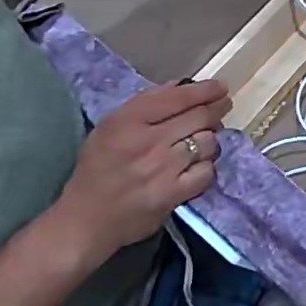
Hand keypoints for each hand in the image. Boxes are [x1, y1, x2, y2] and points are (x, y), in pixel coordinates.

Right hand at [41, 80, 230, 264]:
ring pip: (208, 141)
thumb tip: (186, 84)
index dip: (206, 90)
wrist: (83, 222)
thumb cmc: (99, 169)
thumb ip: (148, 103)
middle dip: (217, 109)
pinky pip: (207, 170)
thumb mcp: (111, 128)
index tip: (220, 88)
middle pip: (201, 116)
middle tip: (222, 107)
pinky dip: (206, 167)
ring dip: (210, 139)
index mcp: (125, 123)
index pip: (177, 98)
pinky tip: (195, 167)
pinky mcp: (173, 193)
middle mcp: (146, 143)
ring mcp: (162, 169)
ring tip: (200, 141)